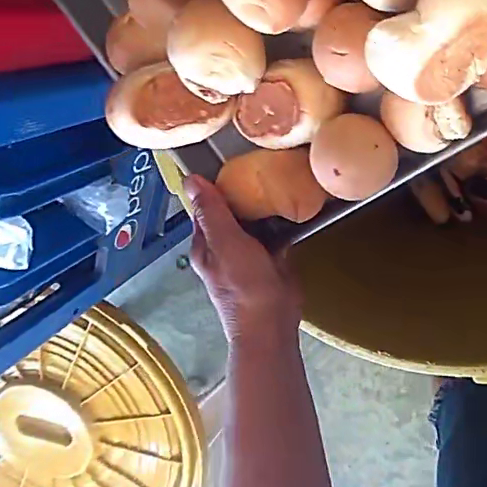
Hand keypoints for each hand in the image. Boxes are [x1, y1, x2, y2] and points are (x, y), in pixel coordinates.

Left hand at [183, 174, 302, 345]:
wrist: (272, 324)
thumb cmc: (244, 286)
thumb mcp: (226, 244)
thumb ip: (212, 212)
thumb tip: (191, 179)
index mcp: (207, 243)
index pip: (207, 205)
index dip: (218, 184)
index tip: (237, 161)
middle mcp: (225, 246)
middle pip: (233, 211)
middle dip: (245, 191)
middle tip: (266, 164)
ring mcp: (250, 254)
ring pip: (255, 221)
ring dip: (265, 205)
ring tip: (282, 177)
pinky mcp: (273, 259)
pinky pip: (275, 233)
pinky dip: (282, 221)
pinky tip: (294, 205)